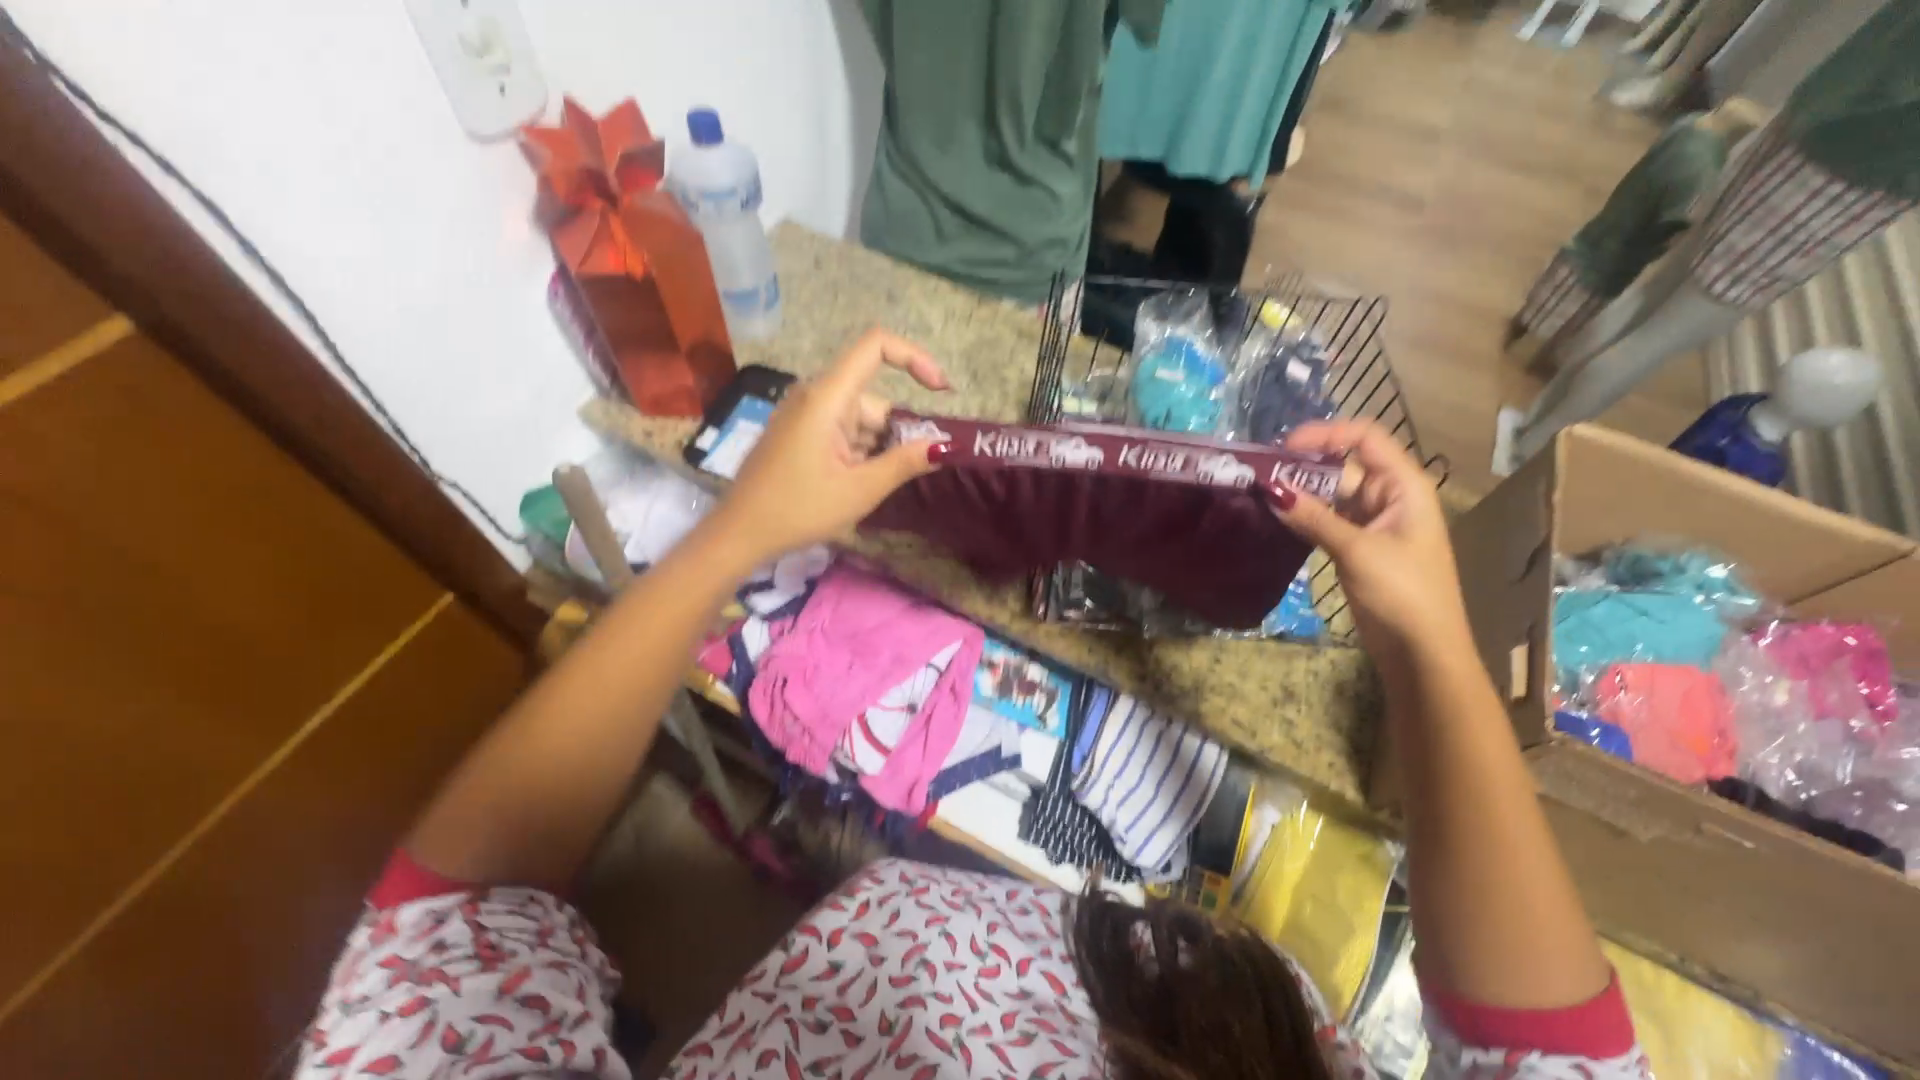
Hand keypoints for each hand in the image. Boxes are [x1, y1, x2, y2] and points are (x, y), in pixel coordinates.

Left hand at [708, 329, 949, 565]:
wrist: (740, 533)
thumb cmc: (798, 510)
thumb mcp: (860, 490)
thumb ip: (905, 462)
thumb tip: (945, 446)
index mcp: (827, 397)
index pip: (876, 346)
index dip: (915, 358)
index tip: (941, 391)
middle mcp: (814, 395)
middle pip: (873, 396)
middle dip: (897, 430)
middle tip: (907, 472)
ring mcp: (804, 414)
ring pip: (860, 417)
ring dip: (878, 446)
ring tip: (872, 487)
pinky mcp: (799, 432)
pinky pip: (842, 429)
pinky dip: (860, 451)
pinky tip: (856, 484)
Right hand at [1263, 420, 1468, 662]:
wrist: (1422, 651)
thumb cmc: (1403, 593)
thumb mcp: (1357, 550)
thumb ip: (1313, 517)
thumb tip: (1269, 489)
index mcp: (1404, 485)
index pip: (1365, 437)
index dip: (1325, 434)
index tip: (1283, 447)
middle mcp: (1389, 496)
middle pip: (1342, 465)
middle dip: (1302, 466)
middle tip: (1258, 474)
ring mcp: (1372, 523)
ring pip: (1331, 494)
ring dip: (1299, 493)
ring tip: (1258, 493)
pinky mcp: (1357, 547)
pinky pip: (1327, 520)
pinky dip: (1303, 517)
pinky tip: (1274, 519)